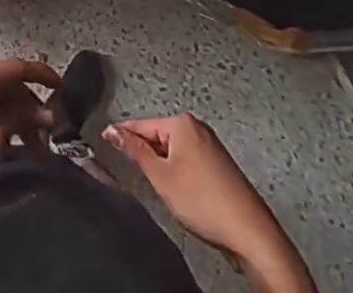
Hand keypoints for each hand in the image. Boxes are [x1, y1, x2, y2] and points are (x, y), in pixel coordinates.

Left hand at [0, 53, 59, 193]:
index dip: (44, 76)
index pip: (18, 68)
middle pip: (6, 83)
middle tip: (46, 134)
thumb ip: (23, 120)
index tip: (61, 86)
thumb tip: (48, 115)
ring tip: (31, 144)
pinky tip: (10, 134)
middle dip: (28, 108)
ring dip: (13, 114)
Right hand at [103, 114, 290, 258]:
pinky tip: (180, 192)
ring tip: (164, 188)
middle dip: (146, 154)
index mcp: (182, 123)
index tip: (106, 137)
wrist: (246, 229)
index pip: (142, 124)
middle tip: (138, 173)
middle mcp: (197, 128)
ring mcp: (209, 144)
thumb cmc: (206, 201)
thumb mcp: (160, 175)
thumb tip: (115, 132)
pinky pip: (186, 160)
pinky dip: (177, 172)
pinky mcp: (216, 163)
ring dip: (162, 166)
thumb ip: (135, 150)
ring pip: (172, 150)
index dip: (122, 134)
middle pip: (158, 136)